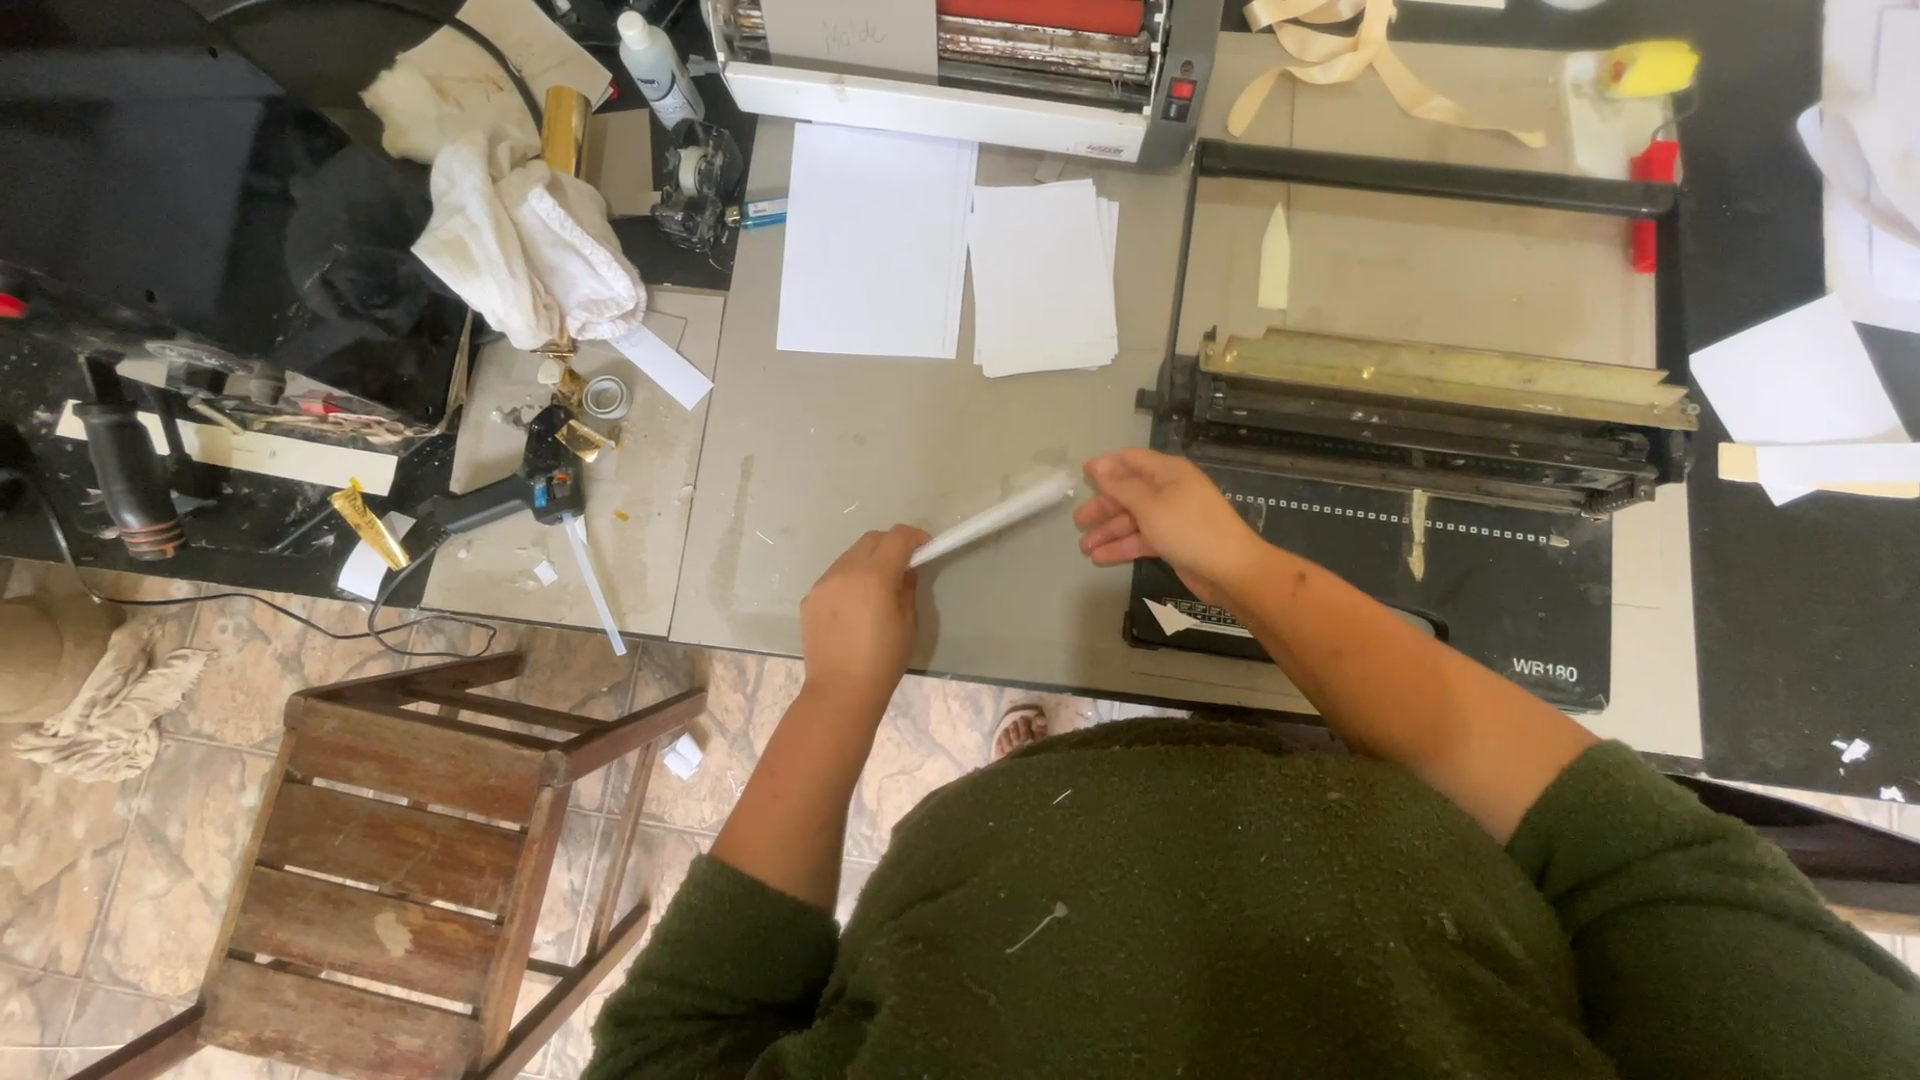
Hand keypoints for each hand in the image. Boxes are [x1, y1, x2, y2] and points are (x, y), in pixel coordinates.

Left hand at [800, 525, 929, 711]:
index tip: (925, 547)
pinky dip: (849, 579)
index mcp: (874, 576)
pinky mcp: (809, 598)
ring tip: (877, 586)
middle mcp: (845, 571)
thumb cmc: (883, 661)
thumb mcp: (908, 623)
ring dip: (868, 561)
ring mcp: (823, 584)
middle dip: (891, 544)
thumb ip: (907, 588)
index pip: (897, 537)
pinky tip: (855, 605)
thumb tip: (905, 571)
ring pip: (849, 556)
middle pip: (871, 539)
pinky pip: (834, 577)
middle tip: (903, 564)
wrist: (841, 691)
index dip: (915, 537)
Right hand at [1074, 449, 1264, 606]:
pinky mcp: (1172, 542)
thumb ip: (1121, 485)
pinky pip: (1141, 539)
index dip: (1106, 465)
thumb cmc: (1189, 529)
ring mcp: (1171, 517)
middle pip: (1128, 492)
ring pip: (1132, 519)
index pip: (1131, 459)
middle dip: (1102, 505)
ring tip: (1084, 547)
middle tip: (1078, 520)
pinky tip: (1100, 558)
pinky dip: (1122, 547)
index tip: (1081, 474)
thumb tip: (1098, 464)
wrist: (1230, 570)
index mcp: (1168, 472)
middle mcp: (1169, 490)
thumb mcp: (1150, 504)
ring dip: (1108, 531)